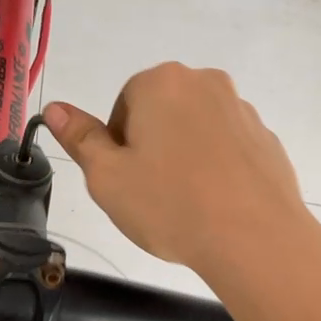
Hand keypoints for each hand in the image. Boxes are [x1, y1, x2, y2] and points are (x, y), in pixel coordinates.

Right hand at [41, 64, 320, 274]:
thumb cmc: (169, 205)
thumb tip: (55, 108)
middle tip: (150, 195)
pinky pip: (226, 151)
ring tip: (184, 205)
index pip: (123, 106)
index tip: (124, 182)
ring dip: (183, 159)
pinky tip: (213, 207)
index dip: (117, 147)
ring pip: (195, 132)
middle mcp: (205, 82)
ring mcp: (241, 110)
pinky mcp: (265, 140)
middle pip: (161, 114)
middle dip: (151, 148)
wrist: (253, 237)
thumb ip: (81, 140)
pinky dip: (215, 171)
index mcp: (161, 83)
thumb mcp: (107, 178)